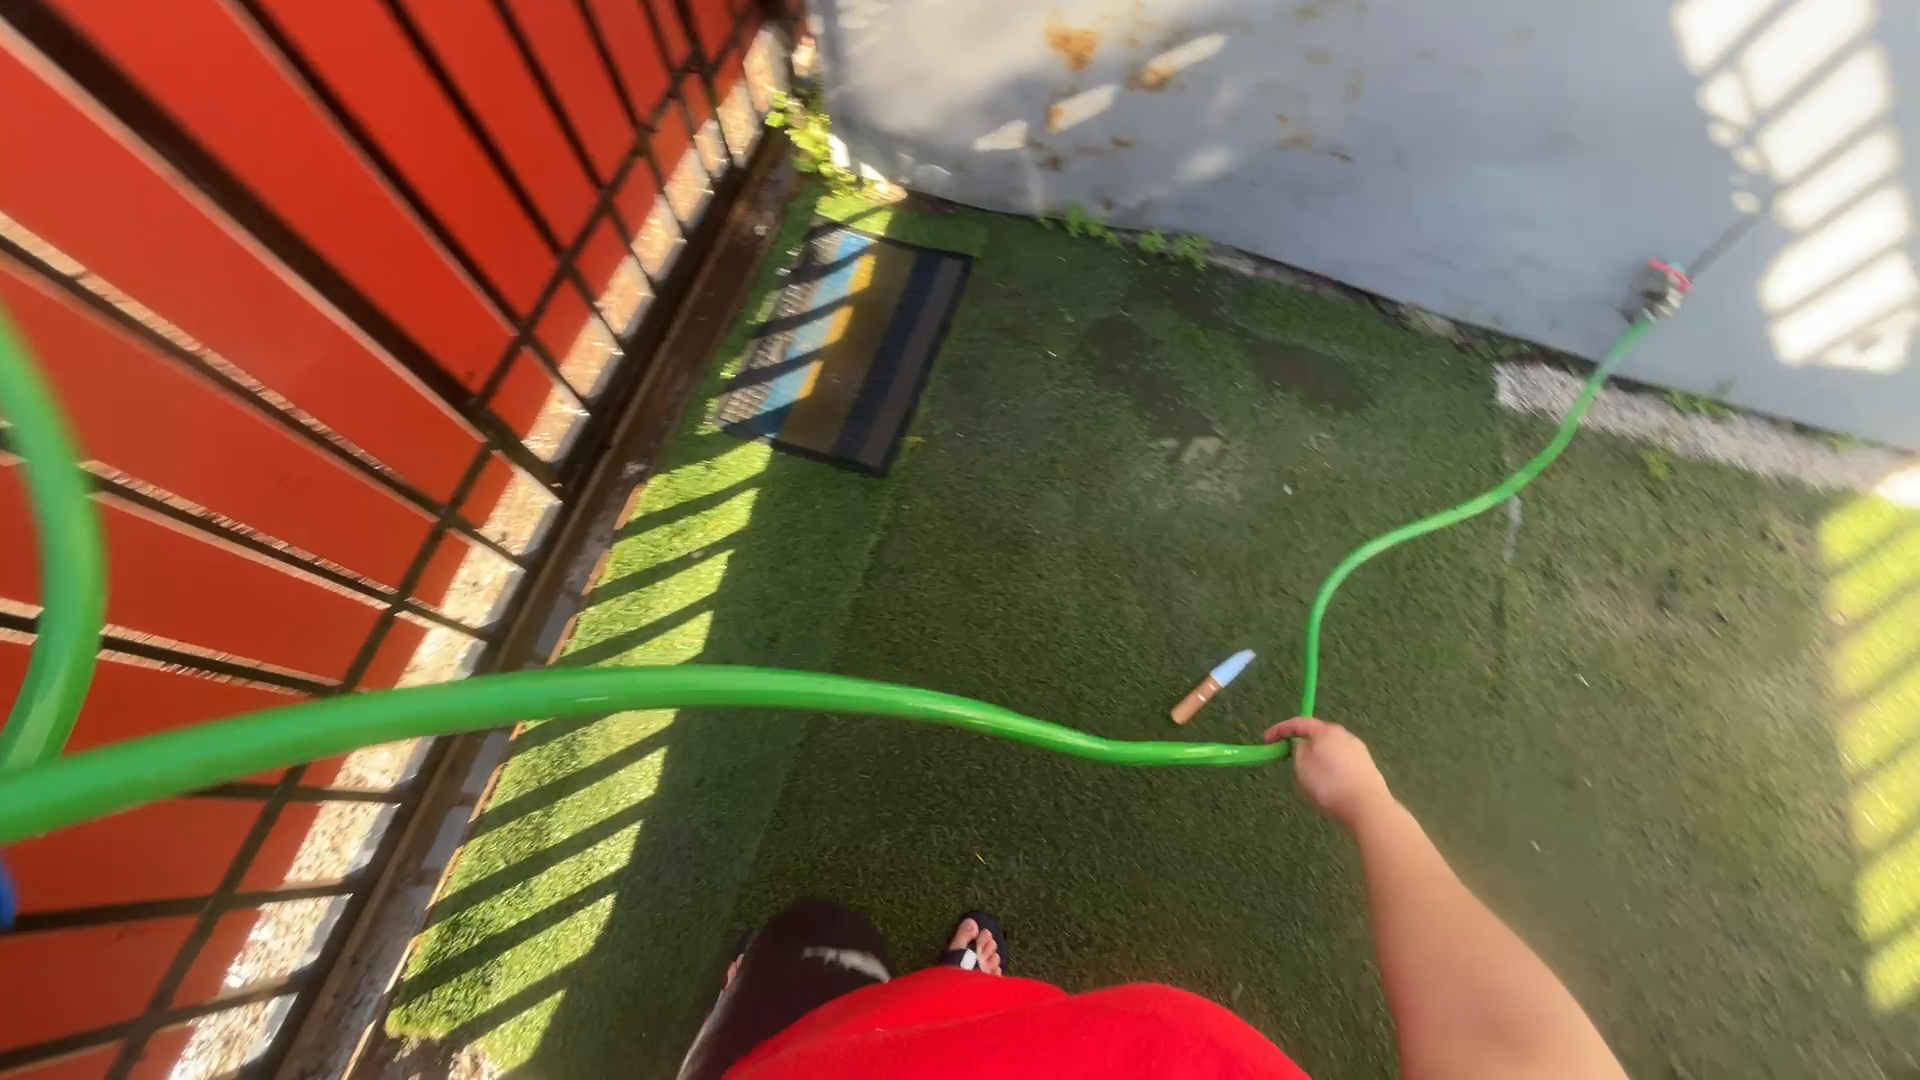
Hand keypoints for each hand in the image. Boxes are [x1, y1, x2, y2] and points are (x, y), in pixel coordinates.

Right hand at [1264, 717, 1394, 827]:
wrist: (1368, 807)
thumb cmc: (1328, 783)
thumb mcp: (1301, 766)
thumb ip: (1297, 750)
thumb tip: (1303, 745)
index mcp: (1326, 731)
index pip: (1298, 723)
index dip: (1280, 730)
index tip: (1266, 740)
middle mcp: (1345, 735)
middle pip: (1318, 735)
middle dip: (1303, 743)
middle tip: (1290, 755)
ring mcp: (1359, 751)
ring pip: (1331, 749)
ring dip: (1318, 757)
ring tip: (1311, 774)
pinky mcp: (1368, 768)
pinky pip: (1342, 762)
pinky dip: (1332, 767)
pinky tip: (1330, 783)